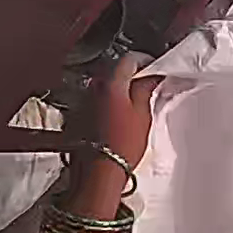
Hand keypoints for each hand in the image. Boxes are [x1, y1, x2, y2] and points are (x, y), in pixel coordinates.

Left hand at [84, 53, 160, 168]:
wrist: (98, 174)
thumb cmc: (122, 146)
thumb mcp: (142, 114)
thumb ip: (146, 89)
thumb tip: (151, 77)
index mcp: (111, 83)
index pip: (129, 59)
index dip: (145, 61)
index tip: (154, 68)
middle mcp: (92, 88)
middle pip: (115, 70)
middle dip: (132, 75)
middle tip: (148, 86)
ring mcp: (82, 101)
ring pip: (104, 86)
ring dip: (119, 90)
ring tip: (134, 104)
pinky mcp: (77, 115)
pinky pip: (95, 100)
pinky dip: (107, 102)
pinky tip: (118, 116)